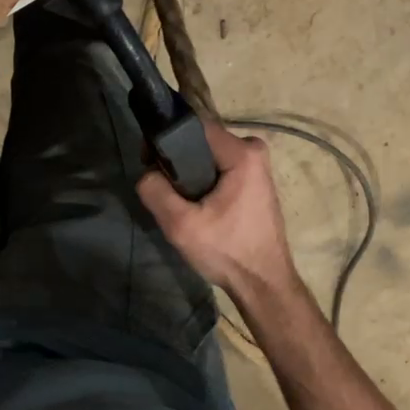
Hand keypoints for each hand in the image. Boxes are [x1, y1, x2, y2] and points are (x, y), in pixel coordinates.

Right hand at [138, 123, 301, 299]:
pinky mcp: (254, 181)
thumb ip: (154, 191)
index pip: (194, 125)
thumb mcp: (180, 225)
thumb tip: (146, 173)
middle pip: (201, 140)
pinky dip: (203, 180)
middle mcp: (254, 150)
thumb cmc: (228, 252)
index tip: (149, 161)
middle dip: (177, 159)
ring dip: (189, 172)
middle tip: (162, 187)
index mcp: (242, 153)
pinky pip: (219, 167)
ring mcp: (257, 166)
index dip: (166, 138)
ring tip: (178, 201)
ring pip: (208, 155)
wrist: (264, 284)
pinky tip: (196, 205)